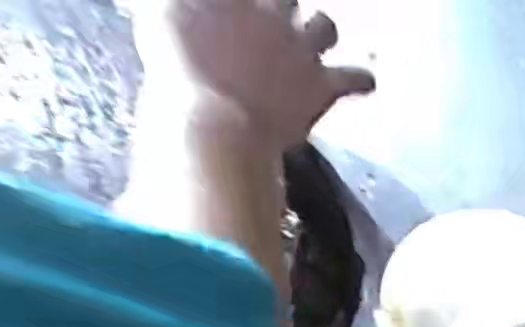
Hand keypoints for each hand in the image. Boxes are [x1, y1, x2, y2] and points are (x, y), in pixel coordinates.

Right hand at [131, 0, 375, 150]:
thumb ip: (175, 3)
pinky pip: (358, 78)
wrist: (218, 118)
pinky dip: (363, 79)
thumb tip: (185, 6)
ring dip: (323, 30)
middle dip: (283, 3)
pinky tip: (366, 81)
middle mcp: (272, 12)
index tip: (244, 13)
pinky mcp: (322, 86)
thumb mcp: (158, 13)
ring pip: (326, 25)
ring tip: (318, 39)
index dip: (253, 4)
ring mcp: (302, 48)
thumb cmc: (178, 66)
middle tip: (278, 13)